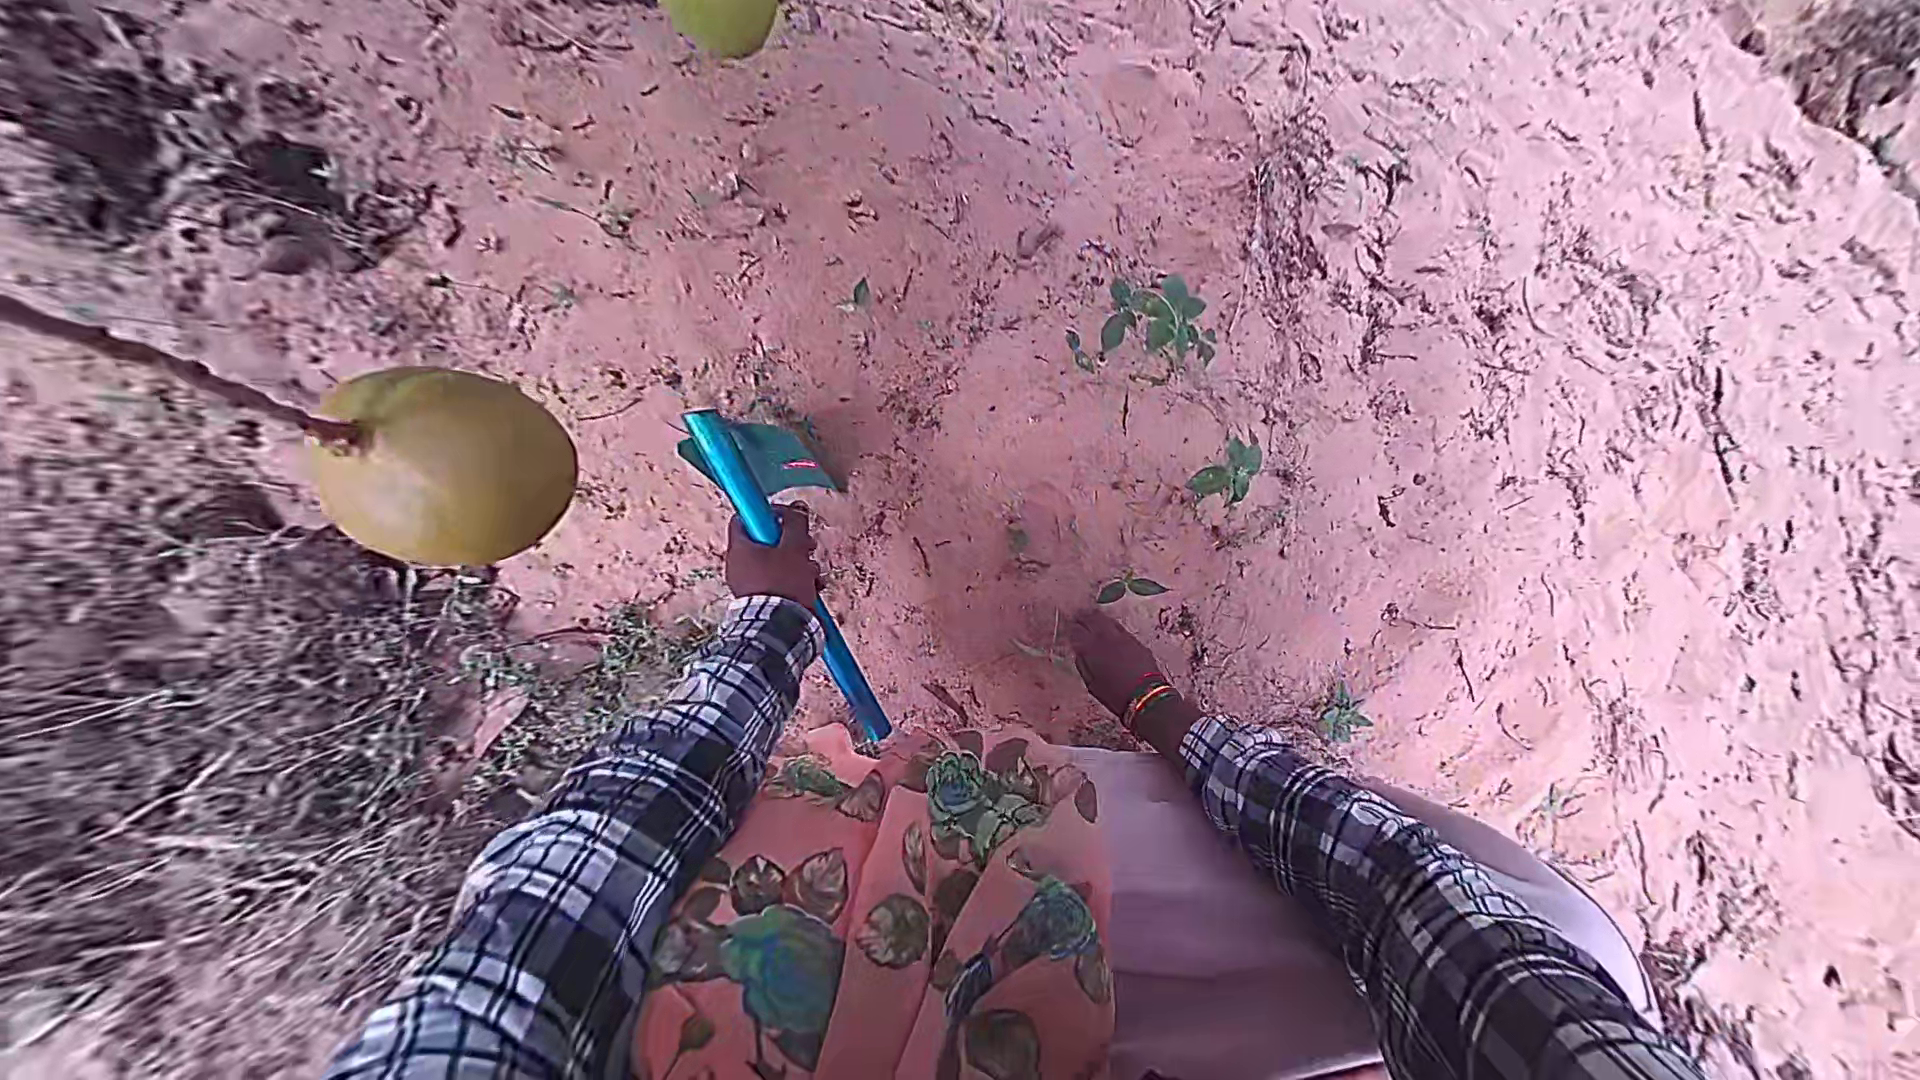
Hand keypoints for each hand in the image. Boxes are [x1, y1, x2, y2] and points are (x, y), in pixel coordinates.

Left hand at [724, 504, 820, 607]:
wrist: (780, 629)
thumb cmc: (782, 586)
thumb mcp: (794, 548)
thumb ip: (795, 524)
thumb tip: (797, 508)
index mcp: (740, 549)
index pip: (744, 519)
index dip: (767, 514)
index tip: (787, 517)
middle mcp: (738, 566)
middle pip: (765, 542)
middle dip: (791, 543)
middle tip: (806, 547)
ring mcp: (748, 585)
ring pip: (776, 563)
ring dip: (798, 564)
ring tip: (812, 573)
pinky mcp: (761, 600)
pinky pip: (778, 582)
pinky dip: (795, 582)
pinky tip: (812, 587)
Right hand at [1068, 610, 1163, 718]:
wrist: (1146, 697)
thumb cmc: (1114, 695)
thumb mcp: (1091, 683)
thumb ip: (1082, 664)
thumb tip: (1079, 652)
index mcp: (1090, 648)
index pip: (1076, 630)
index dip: (1070, 628)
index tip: (1068, 629)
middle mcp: (1106, 637)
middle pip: (1091, 617)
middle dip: (1082, 616)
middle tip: (1077, 617)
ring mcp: (1122, 637)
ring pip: (1106, 619)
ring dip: (1097, 618)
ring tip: (1092, 619)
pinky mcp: (1135, 640)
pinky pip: (1119, 628)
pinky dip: (1111, 627)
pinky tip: (1109, 632)